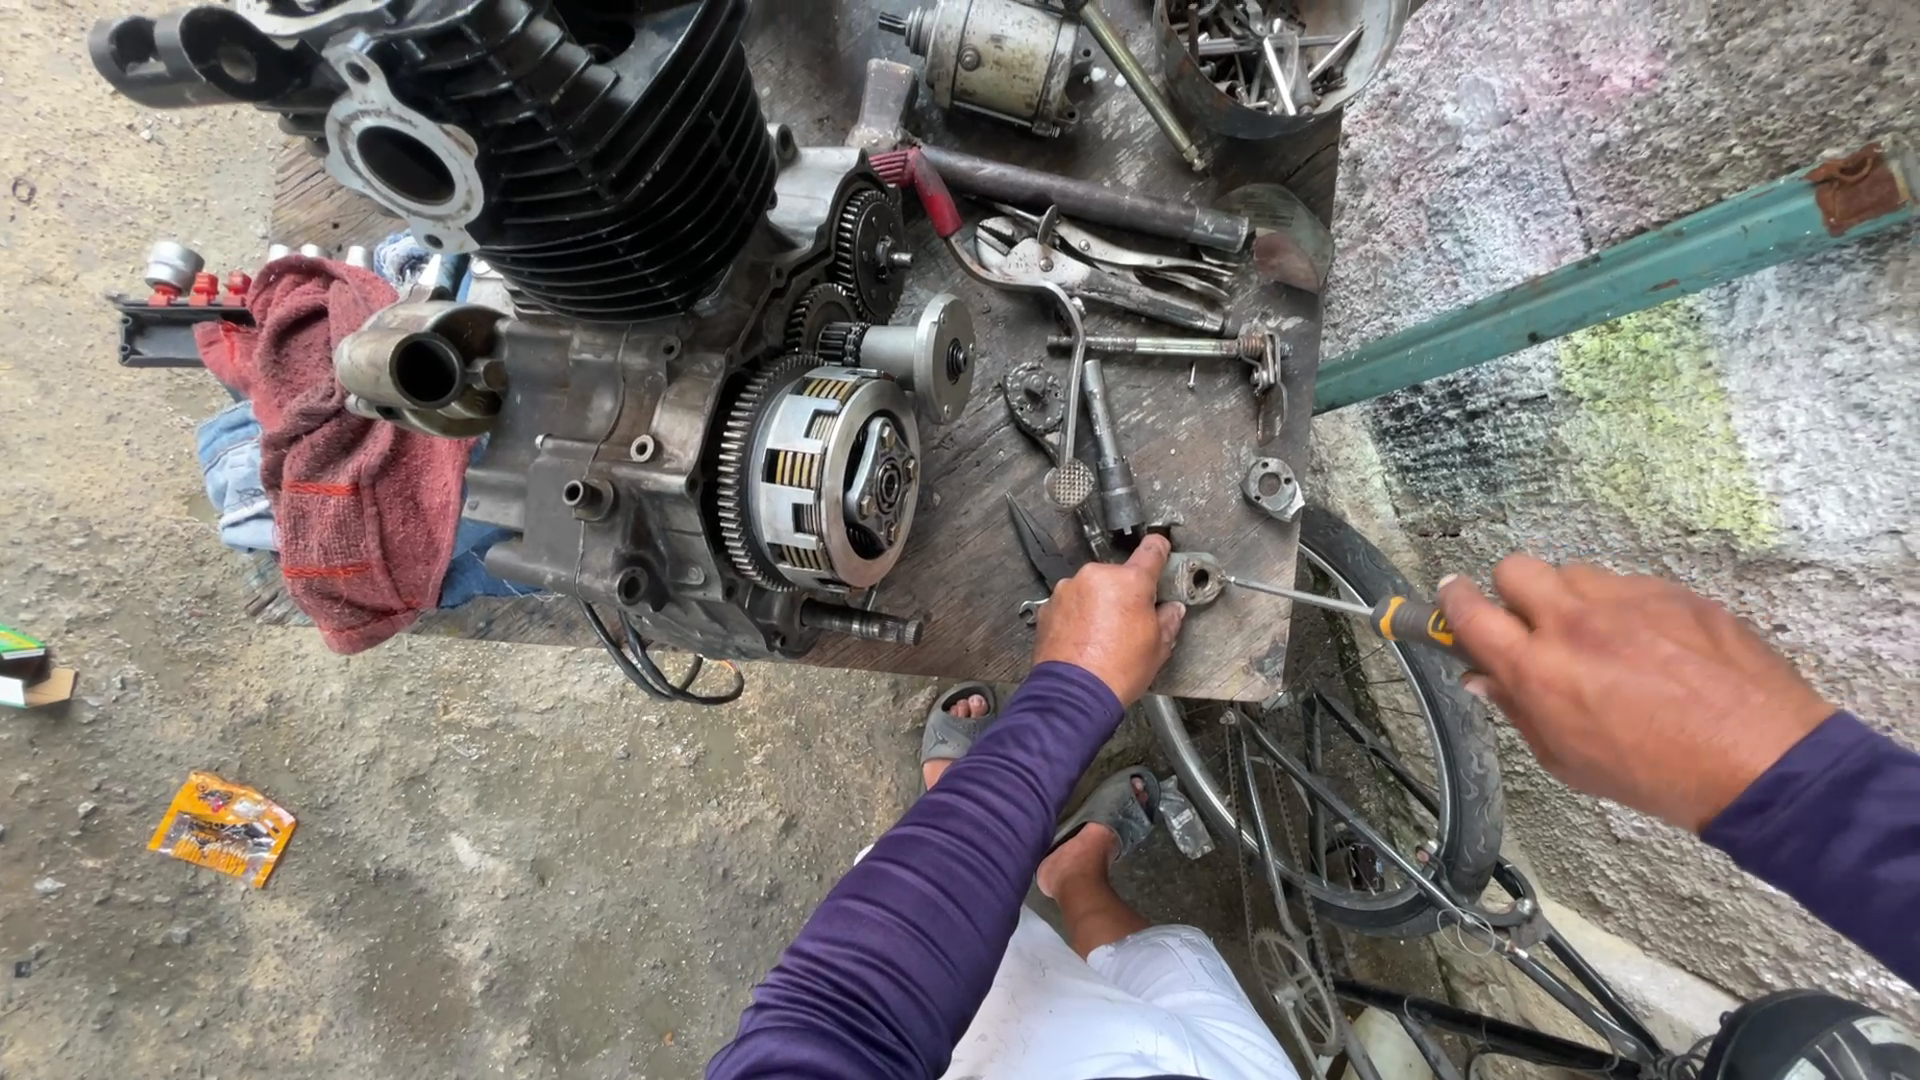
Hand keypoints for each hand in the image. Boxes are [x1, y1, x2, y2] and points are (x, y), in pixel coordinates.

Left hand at [1034, 535, 1186, 705]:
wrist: (1073, 693)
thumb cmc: (1115, 671)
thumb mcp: (1157, 647)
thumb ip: (1167, 621)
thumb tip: (1171, 611)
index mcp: (1129, 581)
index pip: (1150, 552)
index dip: (1158, 550)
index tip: (1159, 547)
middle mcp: (1096, 577)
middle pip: (1117, 577)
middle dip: (1124, 594)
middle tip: (1130, 622)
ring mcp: (1069, 589)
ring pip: (1091, 589)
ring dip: (1098, 604)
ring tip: (1103, 637)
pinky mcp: (1049, 606)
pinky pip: (1071, 604)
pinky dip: (1078, 615)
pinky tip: (1085, 639)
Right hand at [1438, 556, 1835, 832]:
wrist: (1767, 768)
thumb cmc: (1652, 773)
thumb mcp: (1563, 757)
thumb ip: (1516, 709)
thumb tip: (1483, 677)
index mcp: (1536, 668)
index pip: (1468, 611)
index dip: (1452, 598)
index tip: (1453, 595)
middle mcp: (1573, 625)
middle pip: (1515, 569)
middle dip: (1515, 590)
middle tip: (1535, 620)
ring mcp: (1629, 603)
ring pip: (1575, 573)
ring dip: (1575, 598)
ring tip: (1603, 633)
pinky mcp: (1678, 596)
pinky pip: (1632, 585)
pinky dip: (1629, 608)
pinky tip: (1655, 643)